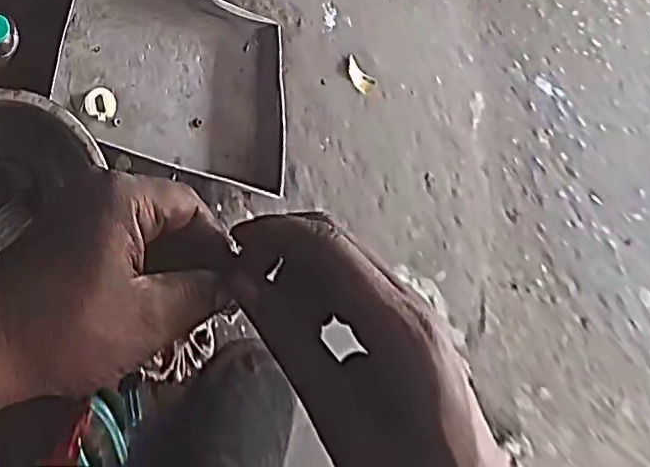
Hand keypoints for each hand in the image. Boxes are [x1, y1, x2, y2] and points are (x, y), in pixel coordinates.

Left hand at [0, 171, 229, 397]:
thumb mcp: (145, 317)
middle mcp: (101, 191)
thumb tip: (227, 285)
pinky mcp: (69, 232)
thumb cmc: (56, 328)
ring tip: (175, 315)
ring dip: (164, 271)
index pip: (191, 206)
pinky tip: (143, 309)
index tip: (231, 279)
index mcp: (122, 196)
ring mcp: (82, 210)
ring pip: (144, 233)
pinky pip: (119, 242)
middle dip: (190, 262)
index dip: (217, 245)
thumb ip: (197, 294)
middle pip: (168, 217)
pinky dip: (137, 271)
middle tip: (207, 303)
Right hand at [228, 213, 505, 466]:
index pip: (325, 242)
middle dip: (280, 247)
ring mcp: (414, 313)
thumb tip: (247, 288)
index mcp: (399, 325)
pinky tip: (301, 321)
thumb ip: (290, 343)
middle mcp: (412, 307)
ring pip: (341, 259)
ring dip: (297, 270)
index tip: (236, 243)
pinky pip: (354, 284)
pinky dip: (317, 289)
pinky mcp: (408, 325)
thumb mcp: (338, 416)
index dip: (273, 233)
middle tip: (241, 270)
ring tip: (267, 303)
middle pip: (333, 241)